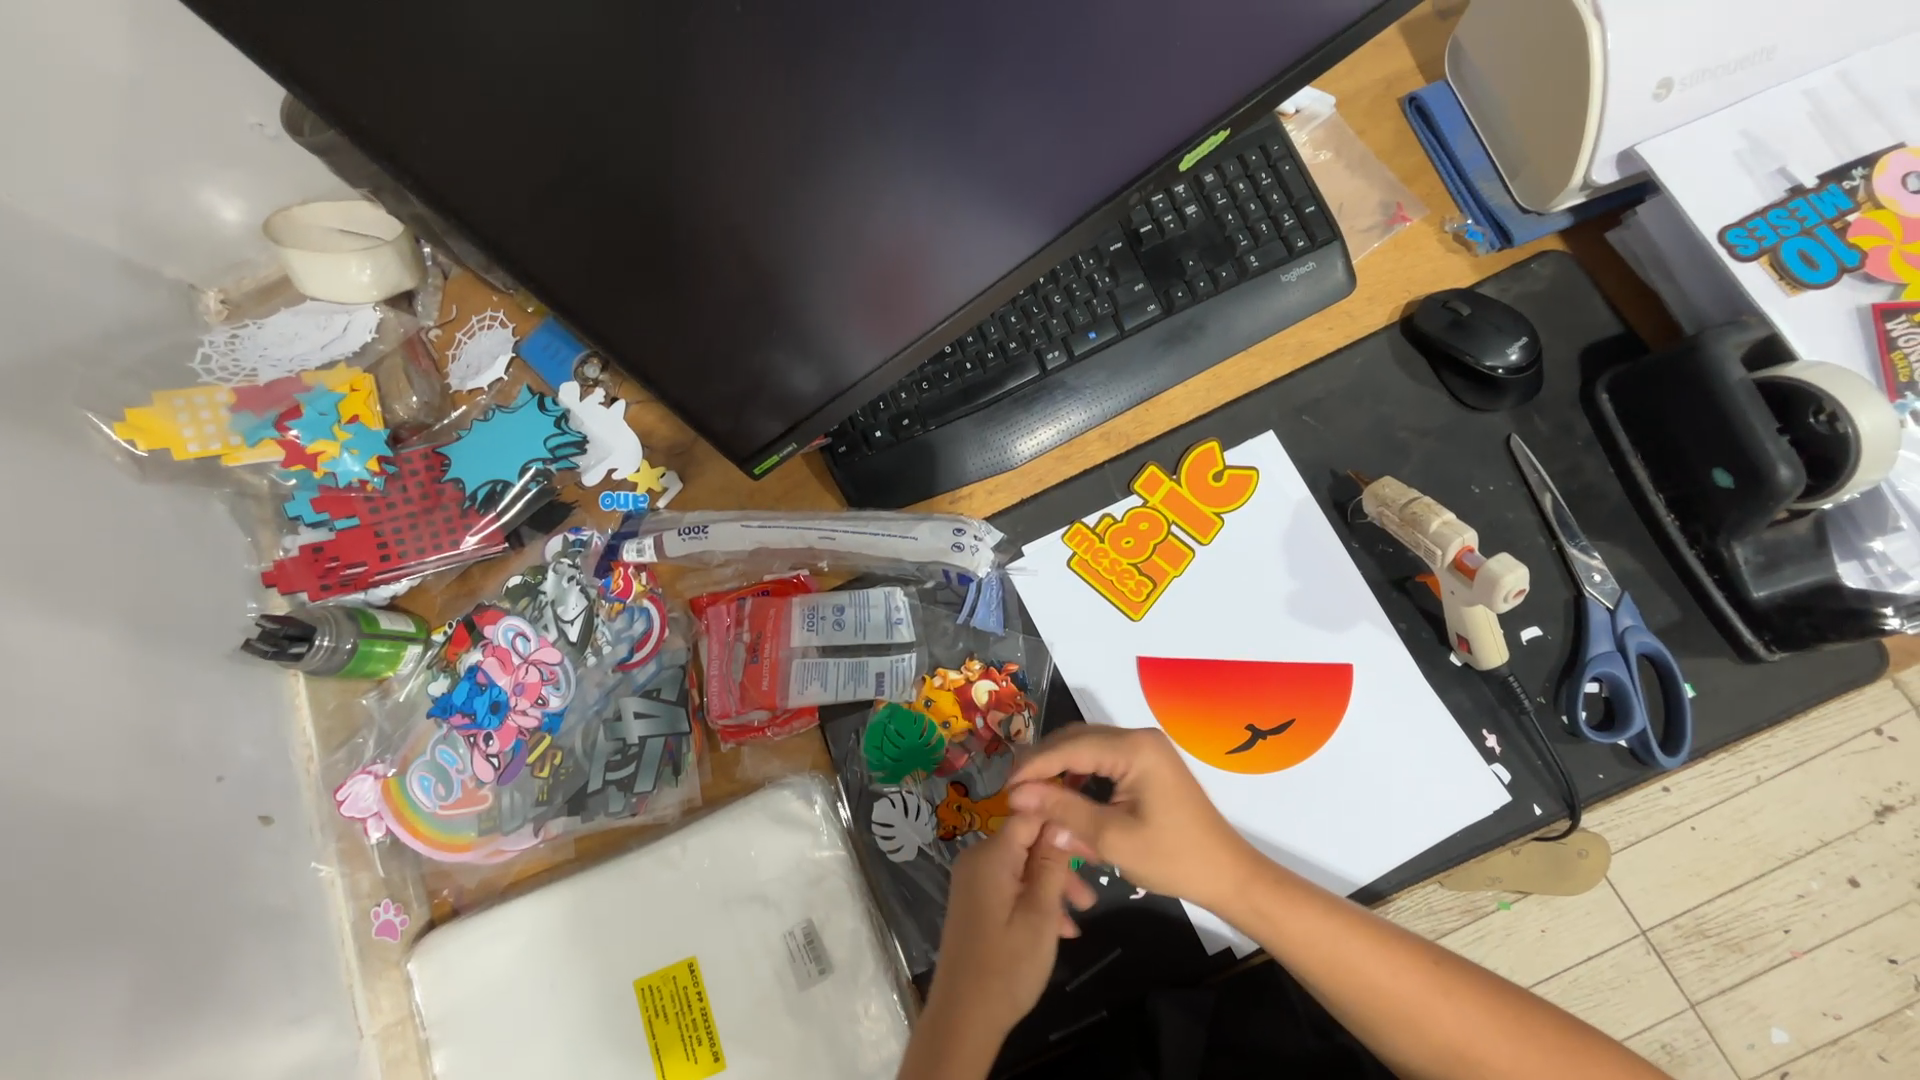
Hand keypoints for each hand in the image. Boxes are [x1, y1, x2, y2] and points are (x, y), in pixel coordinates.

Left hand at [920, 814, 1095, 1041]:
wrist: (964, 1018)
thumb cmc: (1007, 965)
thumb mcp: (1040, 913)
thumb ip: (1052, 864)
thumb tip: (1061, 822)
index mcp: (990, 856)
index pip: (1030, 817)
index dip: (1063, 828)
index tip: (1093, 852)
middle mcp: (977, 860)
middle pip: (1027, 843)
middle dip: (1061, 863)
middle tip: (1091, 894)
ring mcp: (974, 882)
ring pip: (1023, 867)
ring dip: (1053, 886)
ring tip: (1083, 915)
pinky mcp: (976, 902)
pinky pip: (1011, 887)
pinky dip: (1036, 901)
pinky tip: (1061, 929)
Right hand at [1007, 725, 1257, 912]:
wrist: (1227, 875)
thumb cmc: (1173, 859)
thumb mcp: (1111, 838)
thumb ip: (1063, 811)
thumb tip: (1016, 796)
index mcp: (1135, 749)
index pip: (1069, 747)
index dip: (1033, 766)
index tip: (1005, 790)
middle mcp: (1139, 737)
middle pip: (1076, 739)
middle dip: (1042, 763)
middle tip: (1014, 792)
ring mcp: (1146, 748)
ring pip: (1086, 747)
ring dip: (1058, 767)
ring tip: (1032, 795)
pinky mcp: (1147, 763)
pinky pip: (1102, 759)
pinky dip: (1079, 774)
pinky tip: (1063, 796)